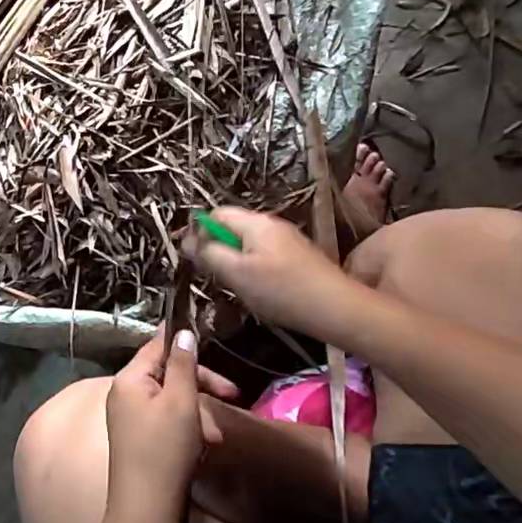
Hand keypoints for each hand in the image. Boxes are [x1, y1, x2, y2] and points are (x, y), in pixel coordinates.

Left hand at [103, 331, 231, 522]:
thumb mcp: (181, 402)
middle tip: (233, 395)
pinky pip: (164, 419)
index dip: (184, 341)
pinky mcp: (136, 437)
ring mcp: (128, 416)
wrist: (146, 509)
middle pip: (167, 373)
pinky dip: (186, 427)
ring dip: (197, 411)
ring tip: (216, 438)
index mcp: (129, 378)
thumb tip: (182, 331)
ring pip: (170, 399)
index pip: (157, 345)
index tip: (211, 341)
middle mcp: (123, 392)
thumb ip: (183, 364)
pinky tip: (203, 445)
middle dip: (200, 385)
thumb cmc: (165, 450)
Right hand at [183, 207, 358, 339]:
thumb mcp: (236, 273)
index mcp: (255, 222)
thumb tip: (186, 240)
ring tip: (236, 284)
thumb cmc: (281, 290)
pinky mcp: (298, 256)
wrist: (335, 308)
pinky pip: (264, 254)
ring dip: (235, 260)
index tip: (193, 257)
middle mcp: (272, 223)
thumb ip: (209, 254)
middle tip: (215, 275)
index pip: (216, 214)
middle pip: (232, 227)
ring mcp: (287, 239)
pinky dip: (254, 267)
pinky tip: (259, 289)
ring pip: (248, 243)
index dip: (199, 231)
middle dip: (218, 247)